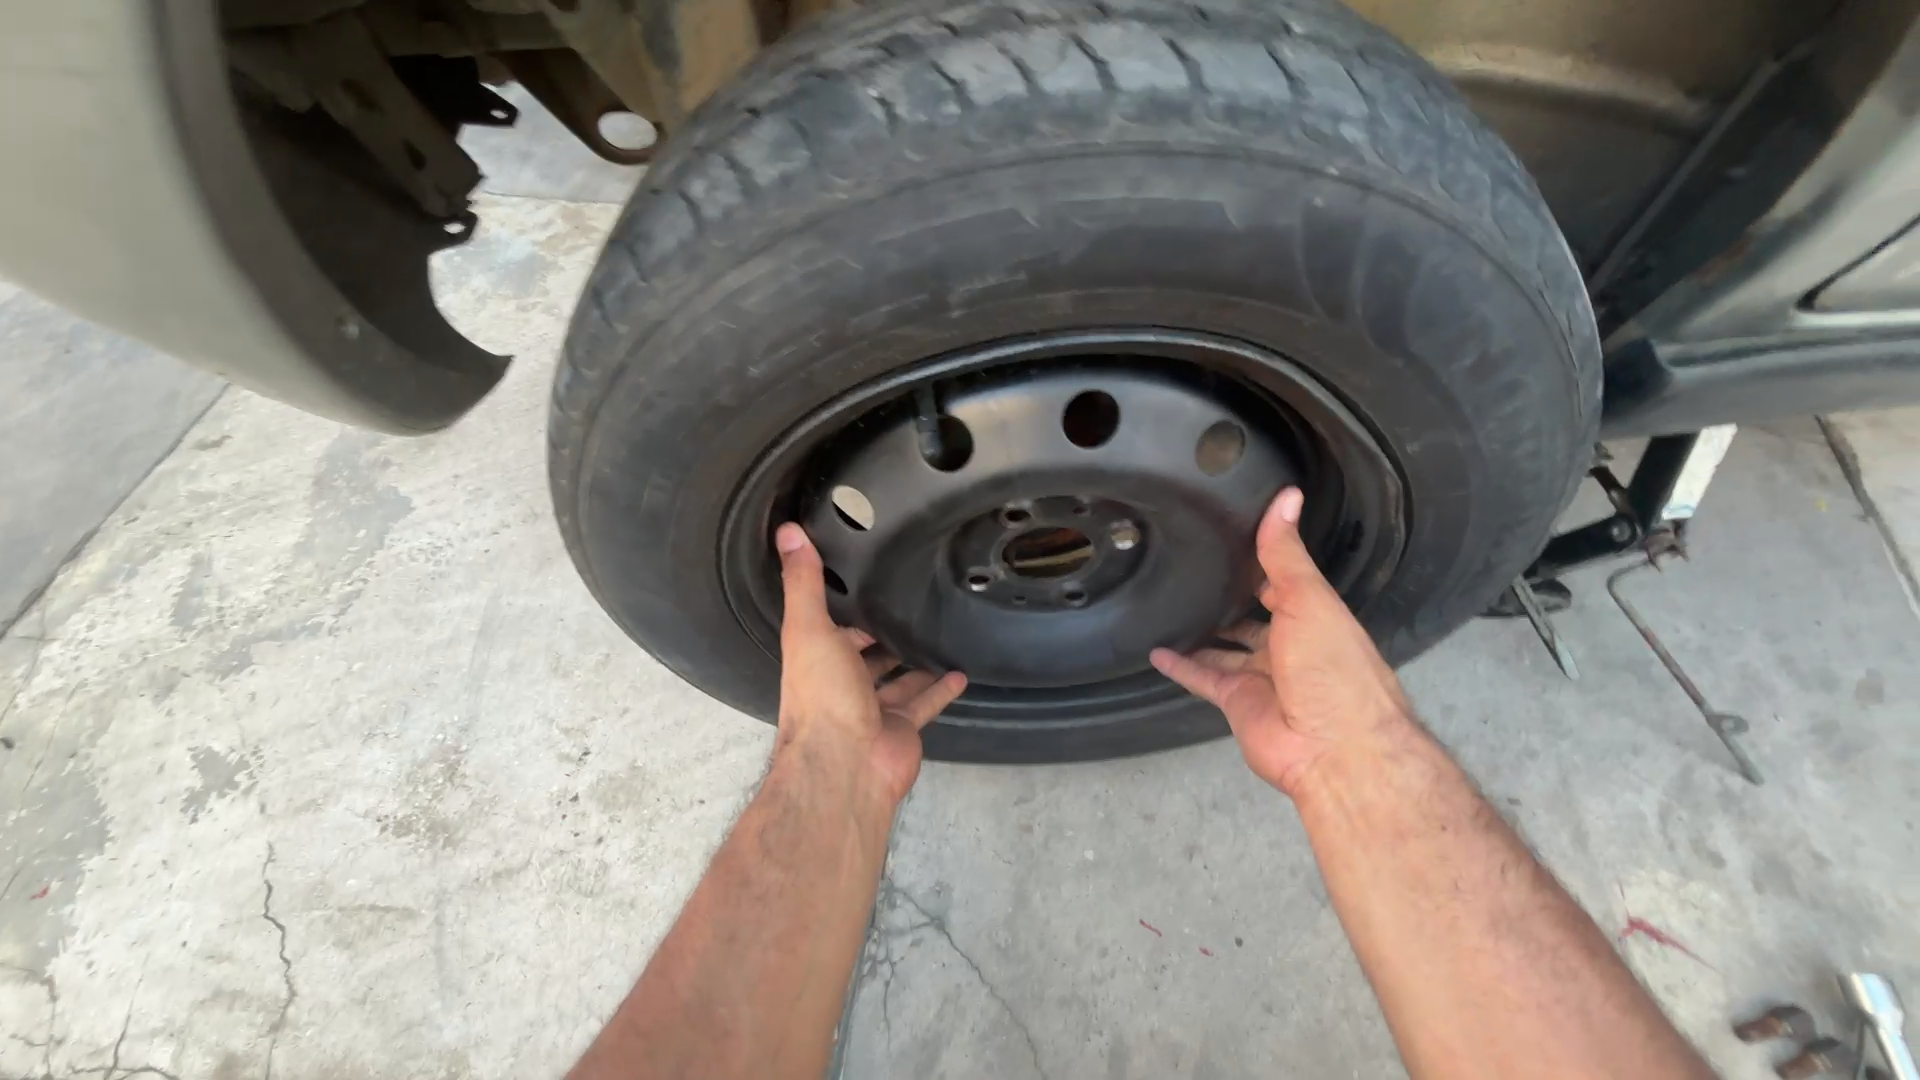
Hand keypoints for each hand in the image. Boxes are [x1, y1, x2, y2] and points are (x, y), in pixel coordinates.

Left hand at [772, 523, 967, 806]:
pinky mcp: (902, 727)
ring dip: (912, 661)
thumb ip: (803, 582)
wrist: (846, 766)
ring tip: (934, 636)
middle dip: (880, 636)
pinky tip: (958, 674)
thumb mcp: (809, 628)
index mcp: (817, 660)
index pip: (832, 628)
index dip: (847, 609)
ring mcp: (873, 708)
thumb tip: (788, 534)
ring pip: (897, 679)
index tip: (866, 585)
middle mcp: (842, 685)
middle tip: (905, 609)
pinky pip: (925, 703)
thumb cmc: (822, 701)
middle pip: (865, 655)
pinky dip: (941, 689)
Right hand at [1150, 488, 1413, 796]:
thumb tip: (1287, 497)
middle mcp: (1289, 645)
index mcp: (1313, 616)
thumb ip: (1286, 554)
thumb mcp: (1309, 599)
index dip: (1261, 561)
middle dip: (1229, 600)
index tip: (1231, 536)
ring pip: (1224, 649)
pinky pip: (1203, 678)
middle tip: (1194, 573)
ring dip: (1201, 633)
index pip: (1283, 581)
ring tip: (1171, 609)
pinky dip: (1180, 666)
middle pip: (1252, 617)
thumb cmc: (1334, 670)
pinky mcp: (1238, 702)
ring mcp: (1262, 676)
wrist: (1333, 748)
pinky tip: (1158, 652)